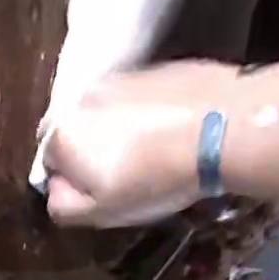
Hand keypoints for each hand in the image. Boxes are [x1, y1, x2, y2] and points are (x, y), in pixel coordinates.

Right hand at [44, 61, 238, 227]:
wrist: (229, 126)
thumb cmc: (156, 177)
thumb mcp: (99, 212)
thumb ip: (61, 205)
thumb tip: (54, 189)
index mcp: (61, 136)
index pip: (48, 165)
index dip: (72, 183)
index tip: (101, 192)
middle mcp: (81, 100)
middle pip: (74, 133)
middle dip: (89, 151)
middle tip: (123, 171)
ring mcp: (121, 78)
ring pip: (106, 112)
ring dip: (118, 129)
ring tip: (152, 149)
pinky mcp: (159, 68)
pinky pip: (141, 97)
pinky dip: (148, 112)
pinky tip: (174, 129)